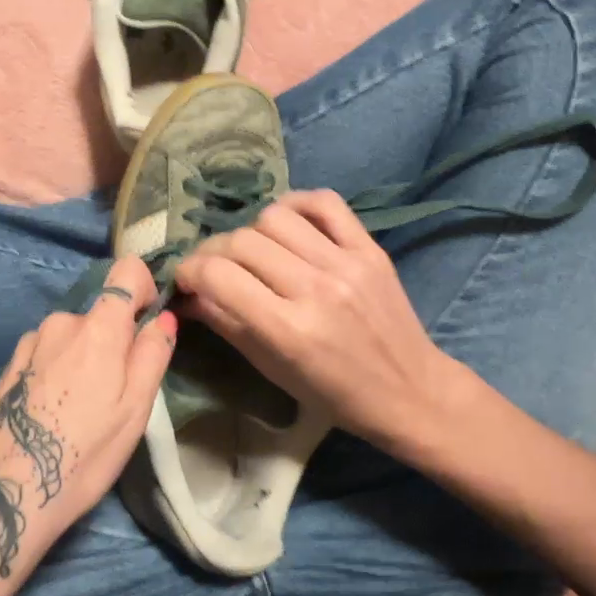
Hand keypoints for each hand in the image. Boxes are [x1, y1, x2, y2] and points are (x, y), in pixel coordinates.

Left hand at [0, 256, 175, 586]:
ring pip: (74, 334)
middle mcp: (61, 322)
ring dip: (84, 356)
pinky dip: (59, 368)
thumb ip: (152, 355)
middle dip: (114, 340)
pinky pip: (48, 350)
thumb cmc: (86, 453)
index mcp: (98, 328)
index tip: (148, 325)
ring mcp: (31, 342)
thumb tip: (163, 319)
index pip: (125, 271)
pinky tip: (54, 410)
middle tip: (116, 393)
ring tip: (82, 408)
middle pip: (101, 312)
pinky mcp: (11, 364)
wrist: (8, 491)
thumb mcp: (135, 410)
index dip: (144, 289)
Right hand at [173, 190, 473, 448]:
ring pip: (275, 217)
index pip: (218, 276)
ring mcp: (346, 263)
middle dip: (214, 253)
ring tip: (255, 252)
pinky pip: (324, 202)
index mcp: (288, 329)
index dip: (189, 271)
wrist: (410, 391)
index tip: (185, 279)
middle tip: (214, 269)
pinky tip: (287, 224)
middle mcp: (315, 289)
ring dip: (252, 231)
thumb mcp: (272, 368)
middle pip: (241, 241)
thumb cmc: (334, 393)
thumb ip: (226, 323)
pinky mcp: (369, 248)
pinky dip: (296, 204)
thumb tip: (186, 294)